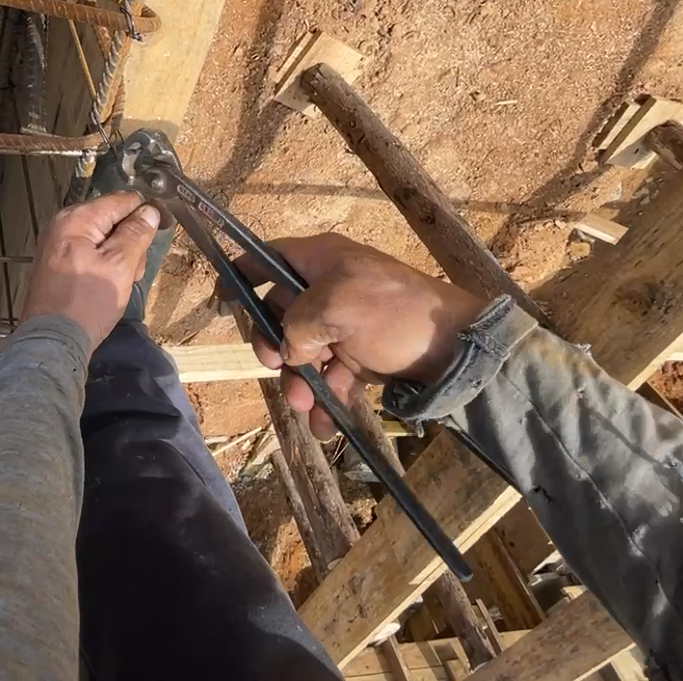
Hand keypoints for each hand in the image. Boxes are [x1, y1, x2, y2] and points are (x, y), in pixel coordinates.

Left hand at [21, 192, 162, 350]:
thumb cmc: (87, 302)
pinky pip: (90, 253)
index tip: (159, 233)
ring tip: (121, 283)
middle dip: (130, 241)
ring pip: (103, 238)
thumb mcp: (119, 266)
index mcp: (76, 218)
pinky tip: (108, 286)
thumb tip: (149, 210)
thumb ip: (135, 234)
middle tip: (133, 271)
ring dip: (120, 257)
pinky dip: (105, 265)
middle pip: (112, 219)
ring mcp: (58, 244)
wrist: (53, 342)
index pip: (121, 200)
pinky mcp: (58, 263)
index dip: (144, 214)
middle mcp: (63, 224)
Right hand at [235, 233, 484, 437]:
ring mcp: (343, 324)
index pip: (266, 257)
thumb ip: (297, 324)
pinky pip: (329, 375)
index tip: (221, 304)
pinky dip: (324, 399)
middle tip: (275, 367)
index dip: (240, 275)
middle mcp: (327, 287)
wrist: (461, 349)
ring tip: (306, 408)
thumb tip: (289, 350)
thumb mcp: (337, 307)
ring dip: (297, 381)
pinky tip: (326, 424)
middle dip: (273, 346)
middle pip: (278, 313)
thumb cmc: (395, 313)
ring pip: (301, 351)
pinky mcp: (360, 355)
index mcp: (319, 260)